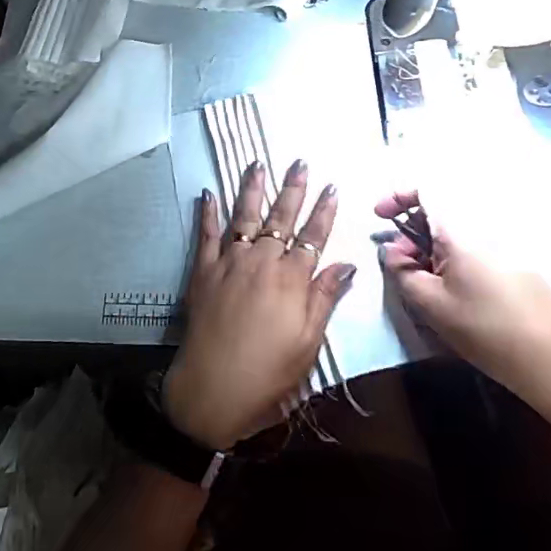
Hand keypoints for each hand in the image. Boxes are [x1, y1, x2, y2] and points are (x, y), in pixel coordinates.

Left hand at [164, 160, 356, 450]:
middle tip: (299, 161)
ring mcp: (229, 264)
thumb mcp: (309, 340)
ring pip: (244, 217)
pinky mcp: (203, 273)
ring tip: (257, 164)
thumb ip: (325, 297)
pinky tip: (207, 193)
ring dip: (252, 189)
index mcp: (292, 279)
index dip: (324, 210)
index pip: (313, 236)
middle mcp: (262, 262)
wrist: (213, 389)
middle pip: (280, 218)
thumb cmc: (269, 371)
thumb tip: (347, 263)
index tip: (332, 186)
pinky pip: (206, 236)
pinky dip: (208, 213)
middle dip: (293, 188)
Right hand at [377, 190, 550, 453]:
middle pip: (440, 211)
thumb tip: (394, 250)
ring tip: (425, 284)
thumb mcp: (430, 303)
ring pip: (458, 232)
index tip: (379, 216)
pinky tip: (455, 292)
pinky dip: (456, 258)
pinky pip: (477, 245)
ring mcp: (506, 241)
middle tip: (401, 265)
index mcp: (461, 227)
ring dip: (433, 248)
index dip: (398, 196)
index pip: (426, 189)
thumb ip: (403, 271)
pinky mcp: (518, 261)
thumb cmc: (485, 327)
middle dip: (412, 231)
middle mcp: (485, 224)